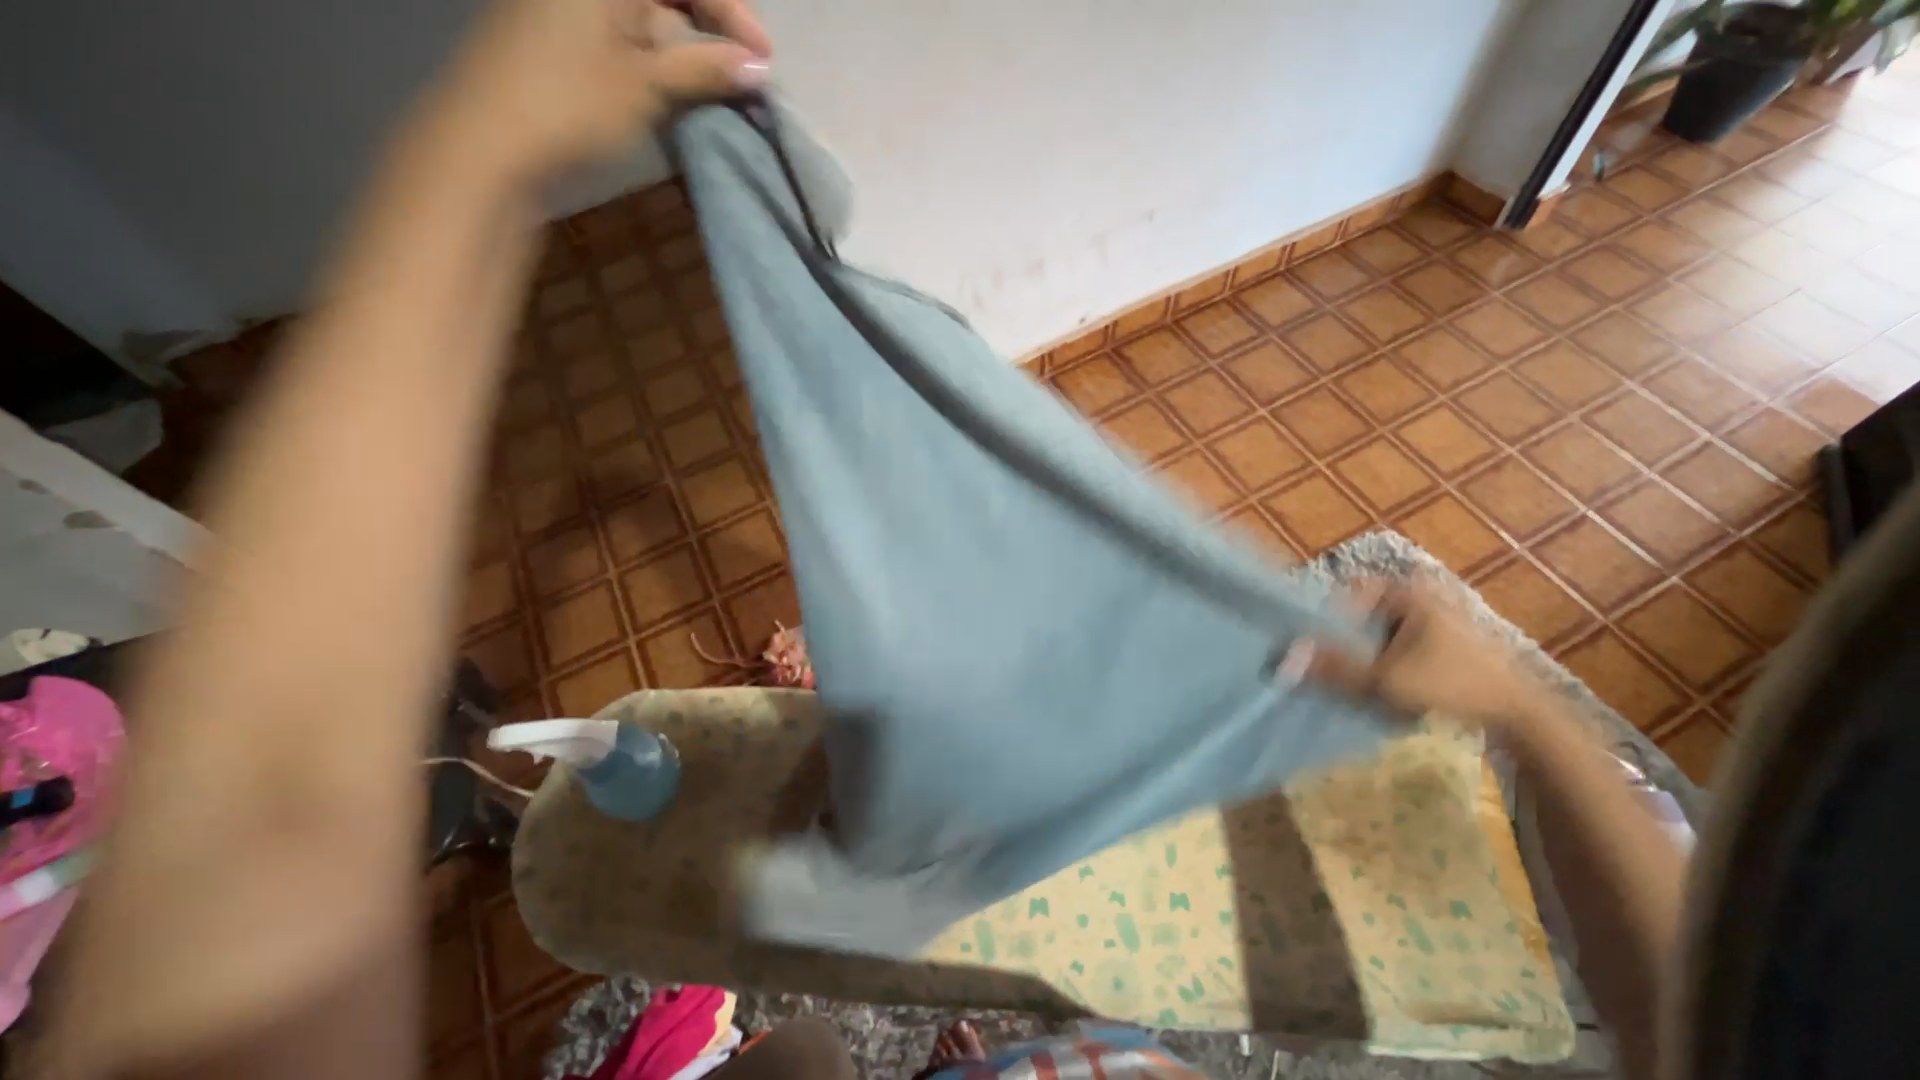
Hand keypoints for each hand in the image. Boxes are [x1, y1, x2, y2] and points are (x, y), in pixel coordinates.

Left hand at [432, 0, 771, 179]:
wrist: (484, 147)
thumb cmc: (567, 104)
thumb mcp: (645, 85)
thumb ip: (705, 68)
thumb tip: (759, 67)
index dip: (732, 9)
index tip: (763, 57)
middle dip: (711, 21)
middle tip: (743, 65)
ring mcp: (565, 7)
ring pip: (643, 11)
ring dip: (686, 43)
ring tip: (715, 84)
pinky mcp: (555, 38)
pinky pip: (619, 31)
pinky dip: (654, 55)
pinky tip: (673, 88)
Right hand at [1285, 578, 1549, 728]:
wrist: (1521, 716)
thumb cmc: (1453, 685)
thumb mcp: (1385, 680)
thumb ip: (1333, 668)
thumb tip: (1282, 659)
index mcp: (1407, 590)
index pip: (1346, 594)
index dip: (1327, 622)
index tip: (1320, 652)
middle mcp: (1421, 595)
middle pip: (1362, 616)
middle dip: (1347, 646)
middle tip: (1338, 675)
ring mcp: (1436, 619)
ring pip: (1380, 636)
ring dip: (1367, 661)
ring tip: (1364, 688)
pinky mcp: (1447, 643)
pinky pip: (1400, 649)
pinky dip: (1388, 667)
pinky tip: (1391, 693)